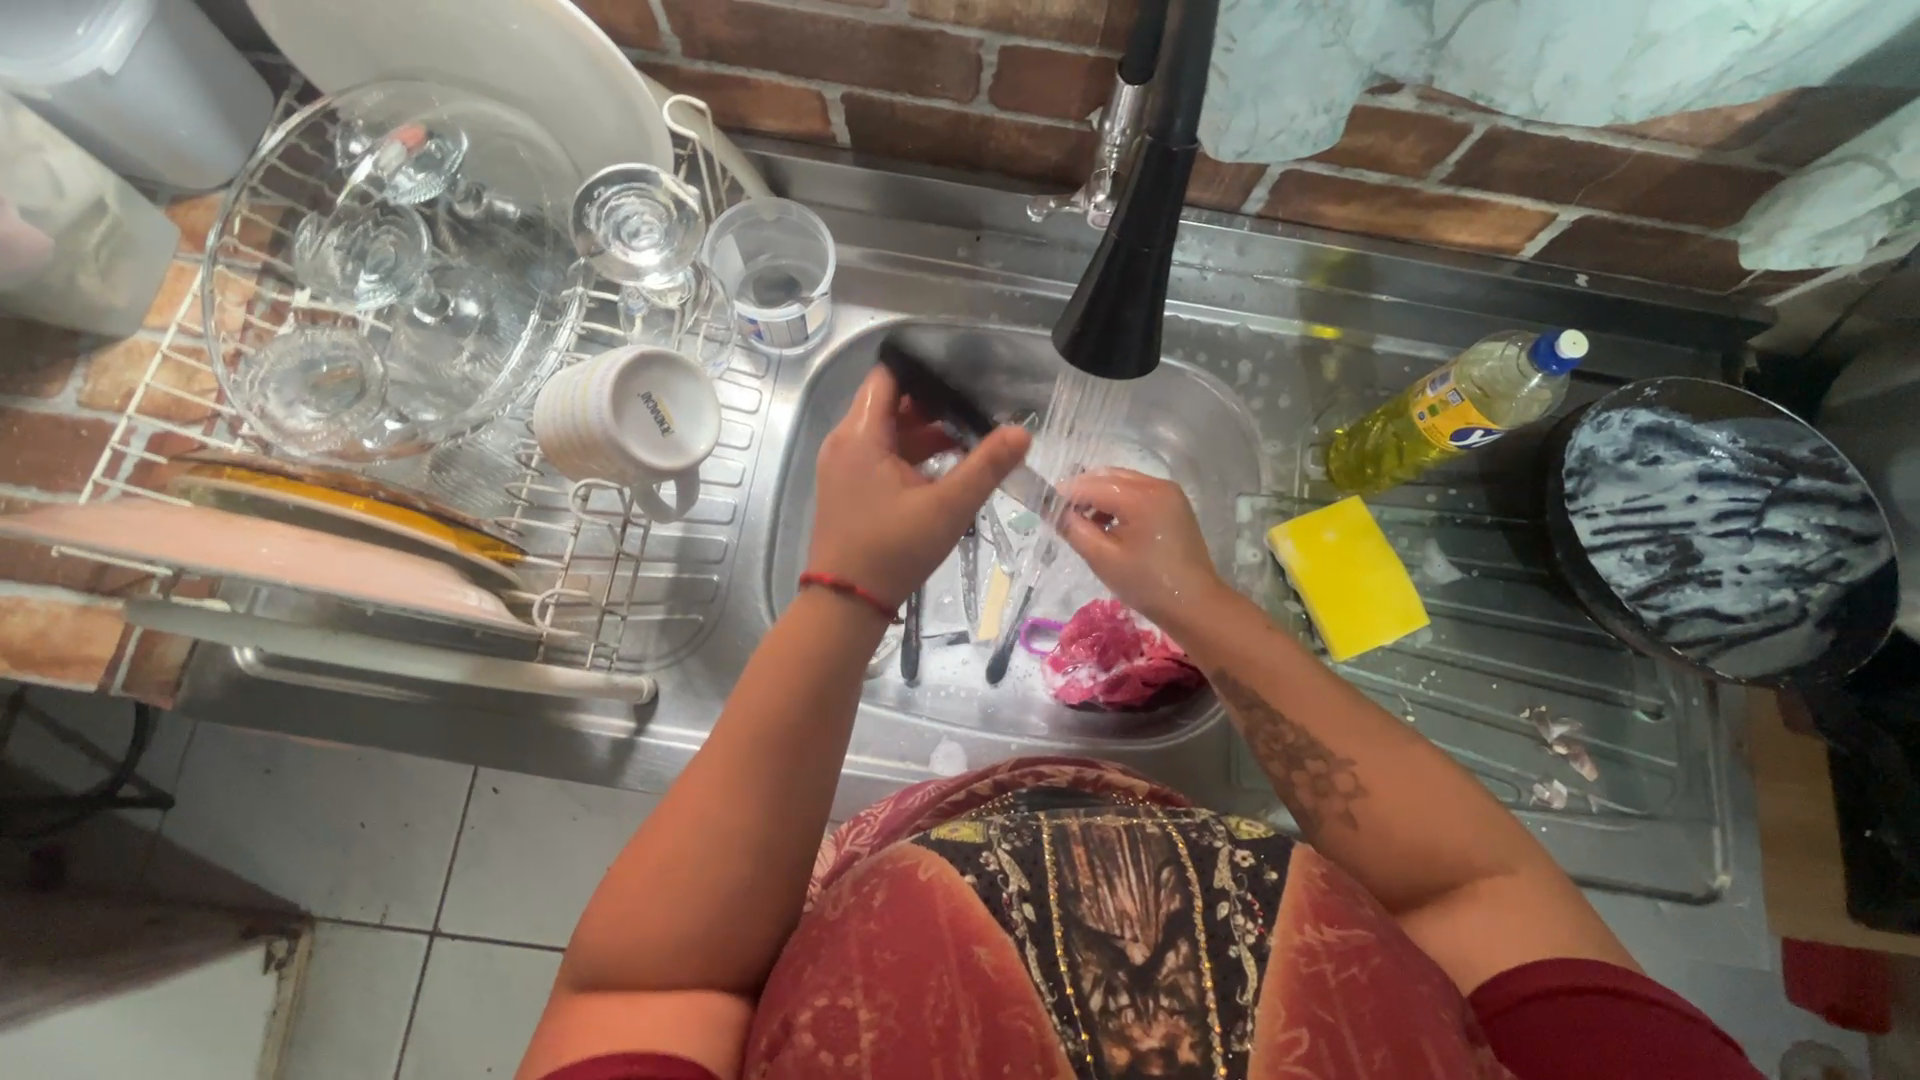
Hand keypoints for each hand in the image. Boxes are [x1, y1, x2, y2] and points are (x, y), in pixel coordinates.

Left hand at [807, 366, 1031, 608]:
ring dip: (922, 433)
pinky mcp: (846, 486)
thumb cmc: (894, 550)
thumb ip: (987, 466)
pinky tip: (943, 470)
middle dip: (930, 405)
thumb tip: (1023, 431)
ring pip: (885, 431)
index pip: (888, 376)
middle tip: (973, 410)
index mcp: (861, 434)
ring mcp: (842, 465)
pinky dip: (908, 455)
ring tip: (967, 440)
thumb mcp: (948, 507)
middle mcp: (844, 441)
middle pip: (888, 403)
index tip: (960, 377)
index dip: (923, 370)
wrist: (847, 602)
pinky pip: (878, 454)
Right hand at [1055, 469, 1227, 625]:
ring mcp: (1169, 492)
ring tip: (1086, 525)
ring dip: (1100, 497)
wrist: (1194, 604)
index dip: (1065, 495)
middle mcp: (1157, 485)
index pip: (1091, 485)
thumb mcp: (1102, 559)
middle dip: (1083, 493)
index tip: (1046, 510)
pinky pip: (1137, 491)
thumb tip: (1052, 510)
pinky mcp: (1174, 503)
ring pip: (1122, 482)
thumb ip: (1074, 529)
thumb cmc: (1146, 585)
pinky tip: (1110, 526)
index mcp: (1141, 497)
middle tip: (1063, 518)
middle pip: (1108, 477)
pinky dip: (1119, 502)